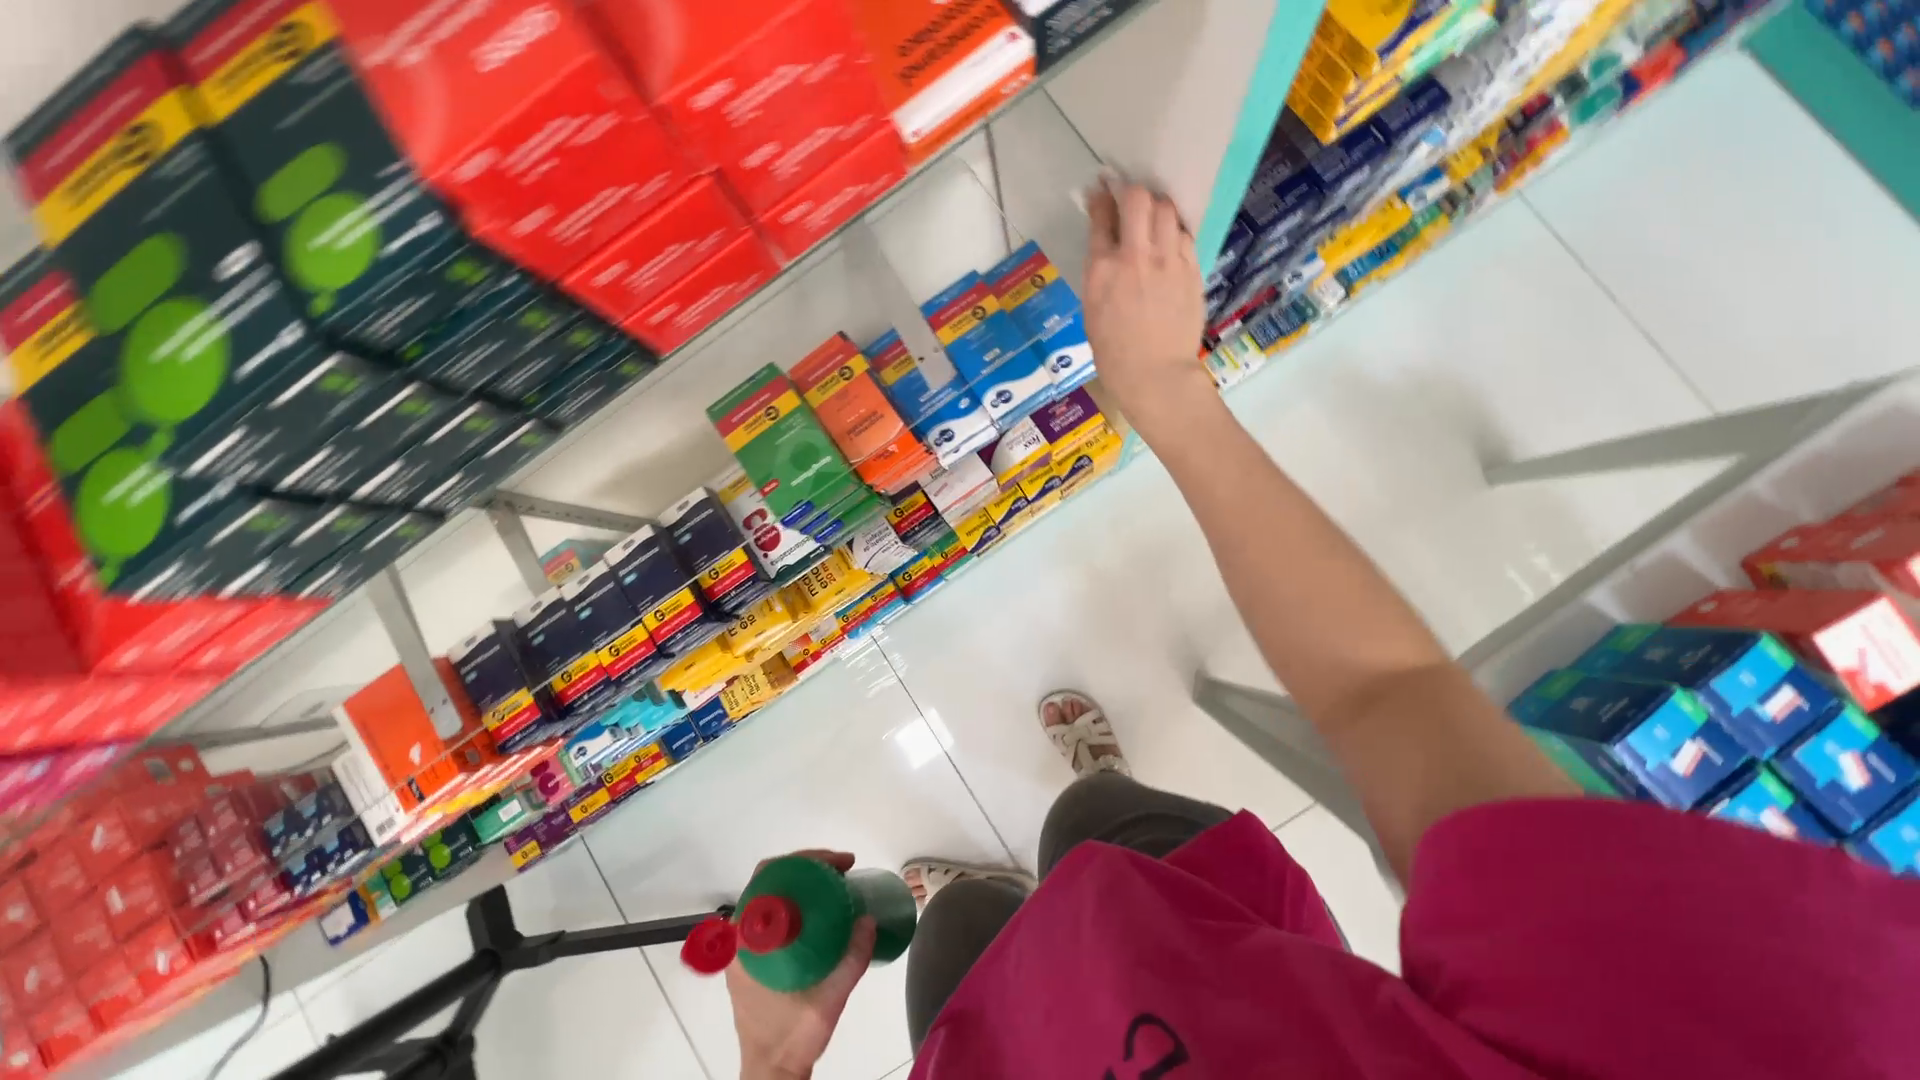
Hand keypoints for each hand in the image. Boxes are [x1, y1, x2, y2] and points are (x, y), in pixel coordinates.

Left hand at [729, 851, 877, 1079]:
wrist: (771, 1075)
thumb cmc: (792, 1038)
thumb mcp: (828, 1000)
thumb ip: (851, 961)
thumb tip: (870, 919)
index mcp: (747, 943)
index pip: (767, 879)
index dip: (804, 861)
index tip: (838, 866)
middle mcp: (739, 940)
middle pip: (769, 882)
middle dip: (808, 867)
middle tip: (843, 870)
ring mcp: (745, 950)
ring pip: (771, 897)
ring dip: (803, 884)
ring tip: (838, 884)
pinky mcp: (754, 960)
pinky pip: (772, 916)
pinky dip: (798, 903)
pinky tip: (824, 910)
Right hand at [1083, 180, 1214, 443]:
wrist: (1155, 375)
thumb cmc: (1114, 353)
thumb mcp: (1092, 310)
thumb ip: (1099, 272)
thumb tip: (1105, 248)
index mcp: (1101, 269)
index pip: (1101, 216)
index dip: (1101, 196)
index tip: (1102, 189)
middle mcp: (1135, 256)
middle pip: (1138, 199)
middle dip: (1132, 191)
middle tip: (1129, 196)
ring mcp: (1167, 261)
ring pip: (1166, 210)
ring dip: (1157, 206)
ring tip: (1153, 216)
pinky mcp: (1191, 270)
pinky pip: (1185, 235)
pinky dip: (1175, 230)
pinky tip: (1170, 240)